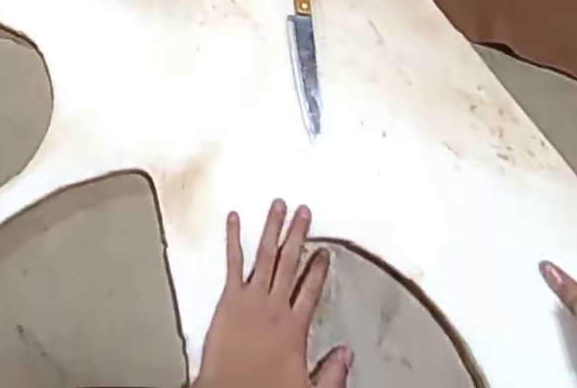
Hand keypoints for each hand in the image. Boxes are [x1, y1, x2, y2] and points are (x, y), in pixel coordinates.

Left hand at [197, 202, 349, 387]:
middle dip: (297, 235)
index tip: (324, 249)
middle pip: (290, 263)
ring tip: (278, 205)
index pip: (311, 290)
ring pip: (265, 255)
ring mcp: (250, 298)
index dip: (318, 268)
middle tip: (304, 210)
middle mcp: (274, 307)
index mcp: (294, 329)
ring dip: (272, 228)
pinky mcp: (228, 296)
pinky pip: (232, 261)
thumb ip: (331, 374)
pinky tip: (233, 217)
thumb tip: (347, 352)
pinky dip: (232, 237)